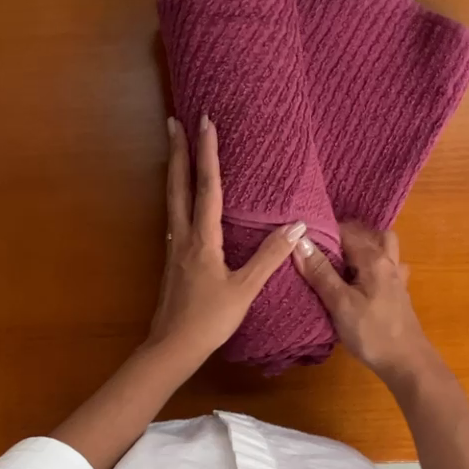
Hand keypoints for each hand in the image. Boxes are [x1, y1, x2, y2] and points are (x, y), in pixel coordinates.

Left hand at [147, 116, 306, 363]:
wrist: (172, 347)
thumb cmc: (209, 320)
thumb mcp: (245, 289)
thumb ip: (270, 256)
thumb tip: (297, 225)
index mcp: (202, 240)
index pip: (207, 187)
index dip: (208, 153)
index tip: (206, 121)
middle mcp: (182, 238)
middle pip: (178, 186)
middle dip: (178, 152)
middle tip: (174, 120)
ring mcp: (173, 250)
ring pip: (172, 201)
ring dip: (174, 172)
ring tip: (175, 151)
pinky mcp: (171, 264)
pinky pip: (174, 220)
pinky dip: (177, 200)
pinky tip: (180, 204)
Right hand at [293, 222, 443, 389]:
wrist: (405, 361)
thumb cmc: (371, 332)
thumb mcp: (340, 303)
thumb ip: (320, 272)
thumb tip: (300, 241)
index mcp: (373, 259)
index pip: (346, 231)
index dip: (324, 231)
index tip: (302, 237)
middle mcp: (388, 262)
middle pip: (369, 234)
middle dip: (345, 234)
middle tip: (320, 246)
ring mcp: (396, 277)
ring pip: (382, 248)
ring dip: (364, 246)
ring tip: (340, 258)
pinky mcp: (397, 293)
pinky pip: (386, 267)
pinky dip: (372, 265)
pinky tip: (362, 277)